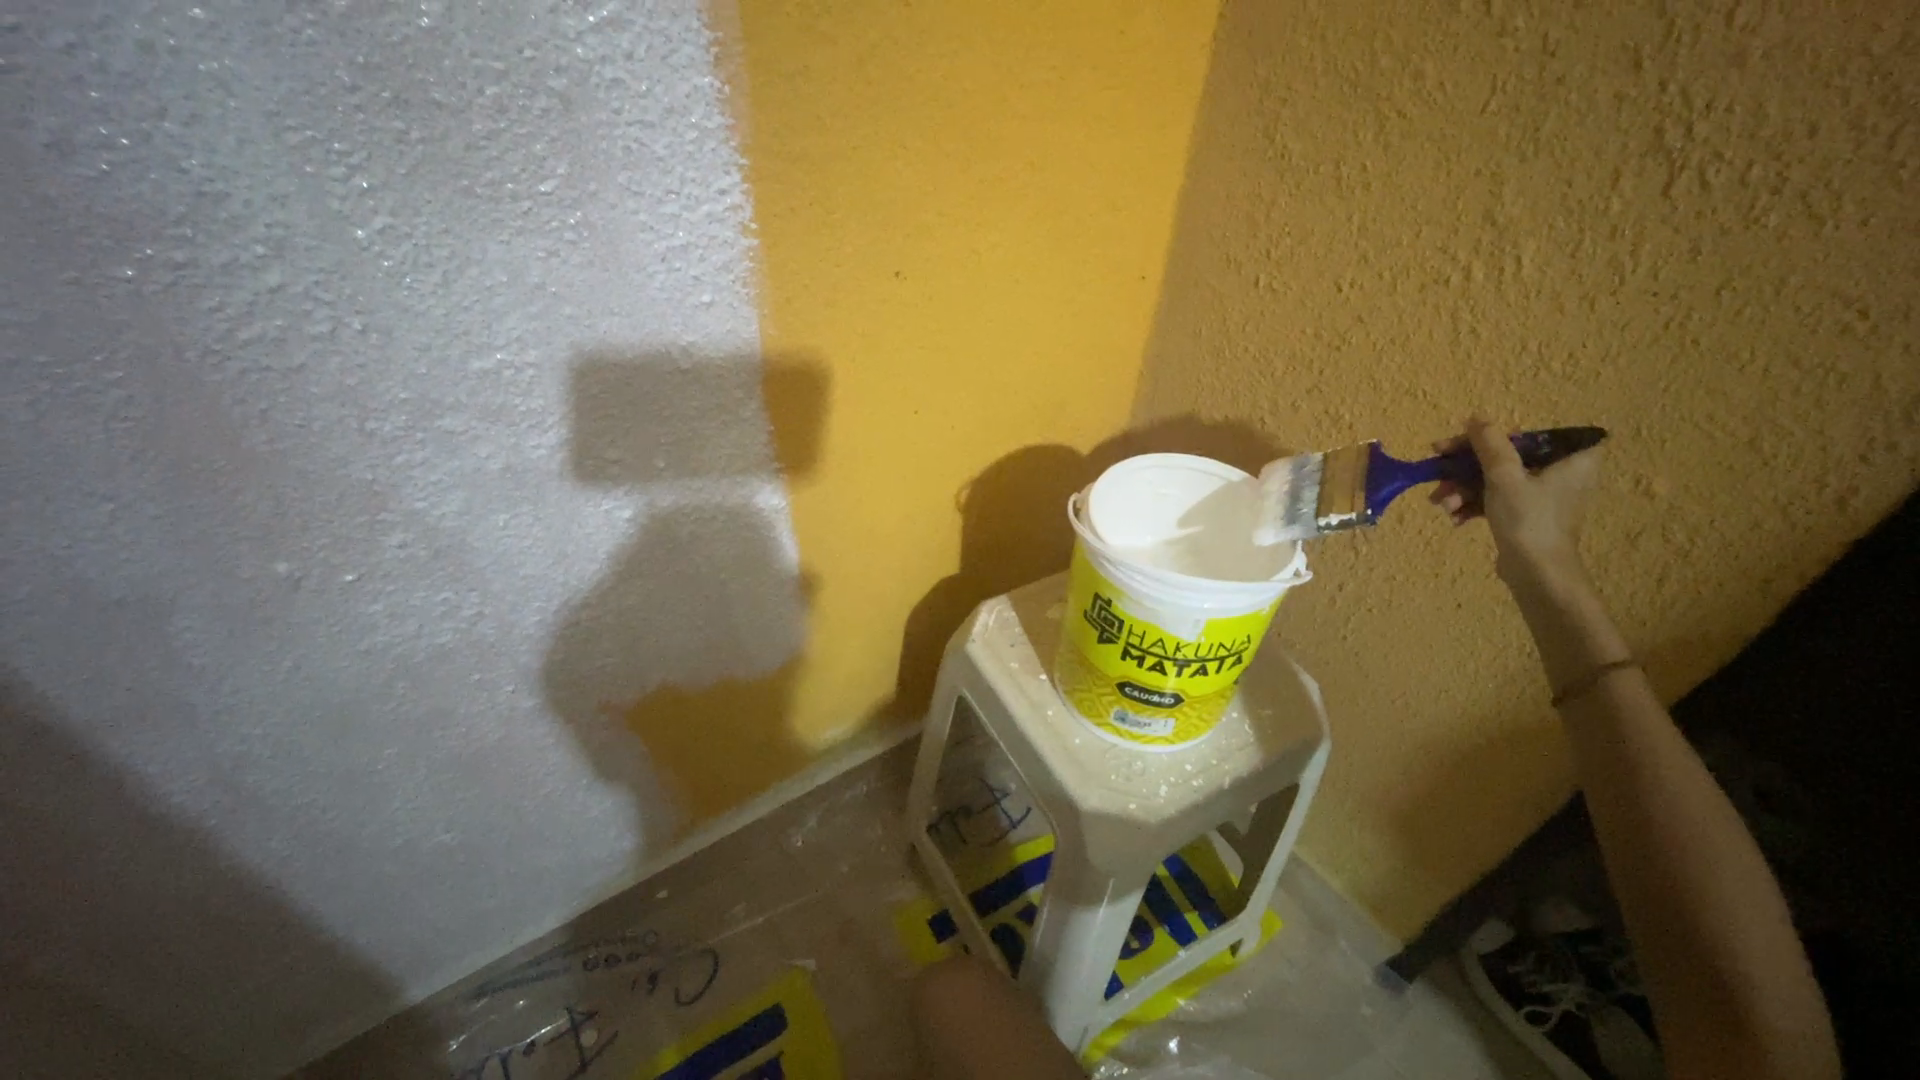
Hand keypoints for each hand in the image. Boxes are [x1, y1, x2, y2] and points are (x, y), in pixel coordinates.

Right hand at [1430, 417, 1602, 589]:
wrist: (1537, 574)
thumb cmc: (1528, 520)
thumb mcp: (1504, 476)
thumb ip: (1490, 444)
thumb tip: (1475, 418)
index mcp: (1571, 456)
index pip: (1522, 434)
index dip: (1484, 439)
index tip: (1452, 448)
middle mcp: (1563, 471)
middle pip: (1505, 457)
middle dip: (1465, 470)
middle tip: (1435, 472)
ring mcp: (1545, 494)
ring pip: (1495, 479)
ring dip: (1463, 490)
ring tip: (1442, 505)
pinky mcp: (1530, 513)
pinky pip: (1498, 499)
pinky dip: (1475, 504)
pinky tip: (1455, 517)